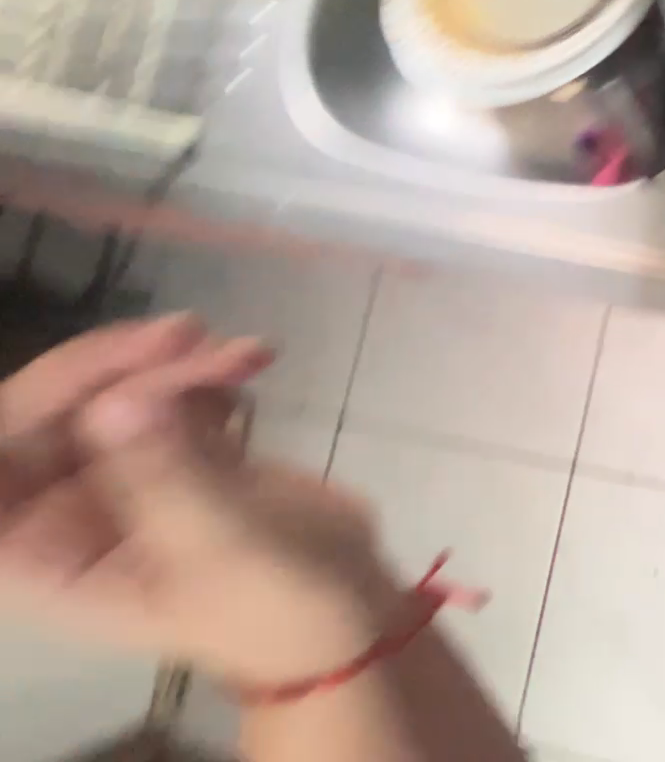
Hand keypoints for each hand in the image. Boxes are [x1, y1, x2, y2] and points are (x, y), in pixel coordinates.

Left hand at [0, 315, 406, 683]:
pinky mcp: (189, 462)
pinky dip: (210, 376)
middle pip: (54, 419)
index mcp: (36, 555)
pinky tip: (254, 366)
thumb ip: (168, 476)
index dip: (37, 403)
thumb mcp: (224, 546)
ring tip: (249, 352)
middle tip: (194, 333)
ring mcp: (130, 483)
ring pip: (122, 400)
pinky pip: (178, 403)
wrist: (349, 610)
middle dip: (119, 369)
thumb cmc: (278, 602)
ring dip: (177, 365)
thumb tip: (118, 401)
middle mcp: (66, 513)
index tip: (130, 359)